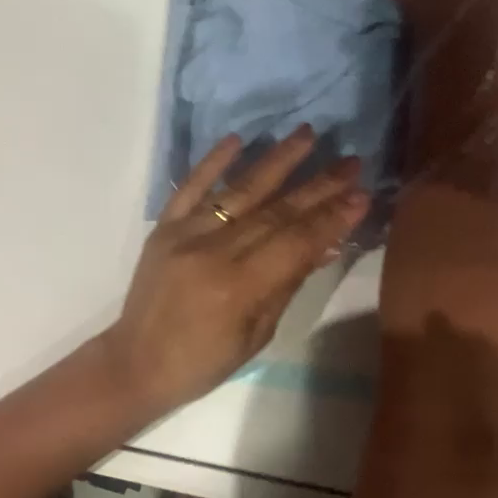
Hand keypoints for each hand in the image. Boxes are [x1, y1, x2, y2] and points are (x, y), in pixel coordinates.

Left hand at [101, 126, 368, 415]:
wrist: (136, 364)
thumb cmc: (202, 363)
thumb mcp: (256, 335)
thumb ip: (286, 285)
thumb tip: (324, 245)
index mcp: (238, 287)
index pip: (295, 241)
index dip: (331, 217)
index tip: (362, 194)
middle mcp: (212, 252)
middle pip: (274, 212)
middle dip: (317, 186)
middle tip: (350, 162)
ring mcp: (183, 236)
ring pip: (237, 191)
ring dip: (275, 161)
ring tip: (307, 134)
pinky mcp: (162, 229)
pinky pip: (189, 189)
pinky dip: (212, 163)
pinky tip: (237, 139)